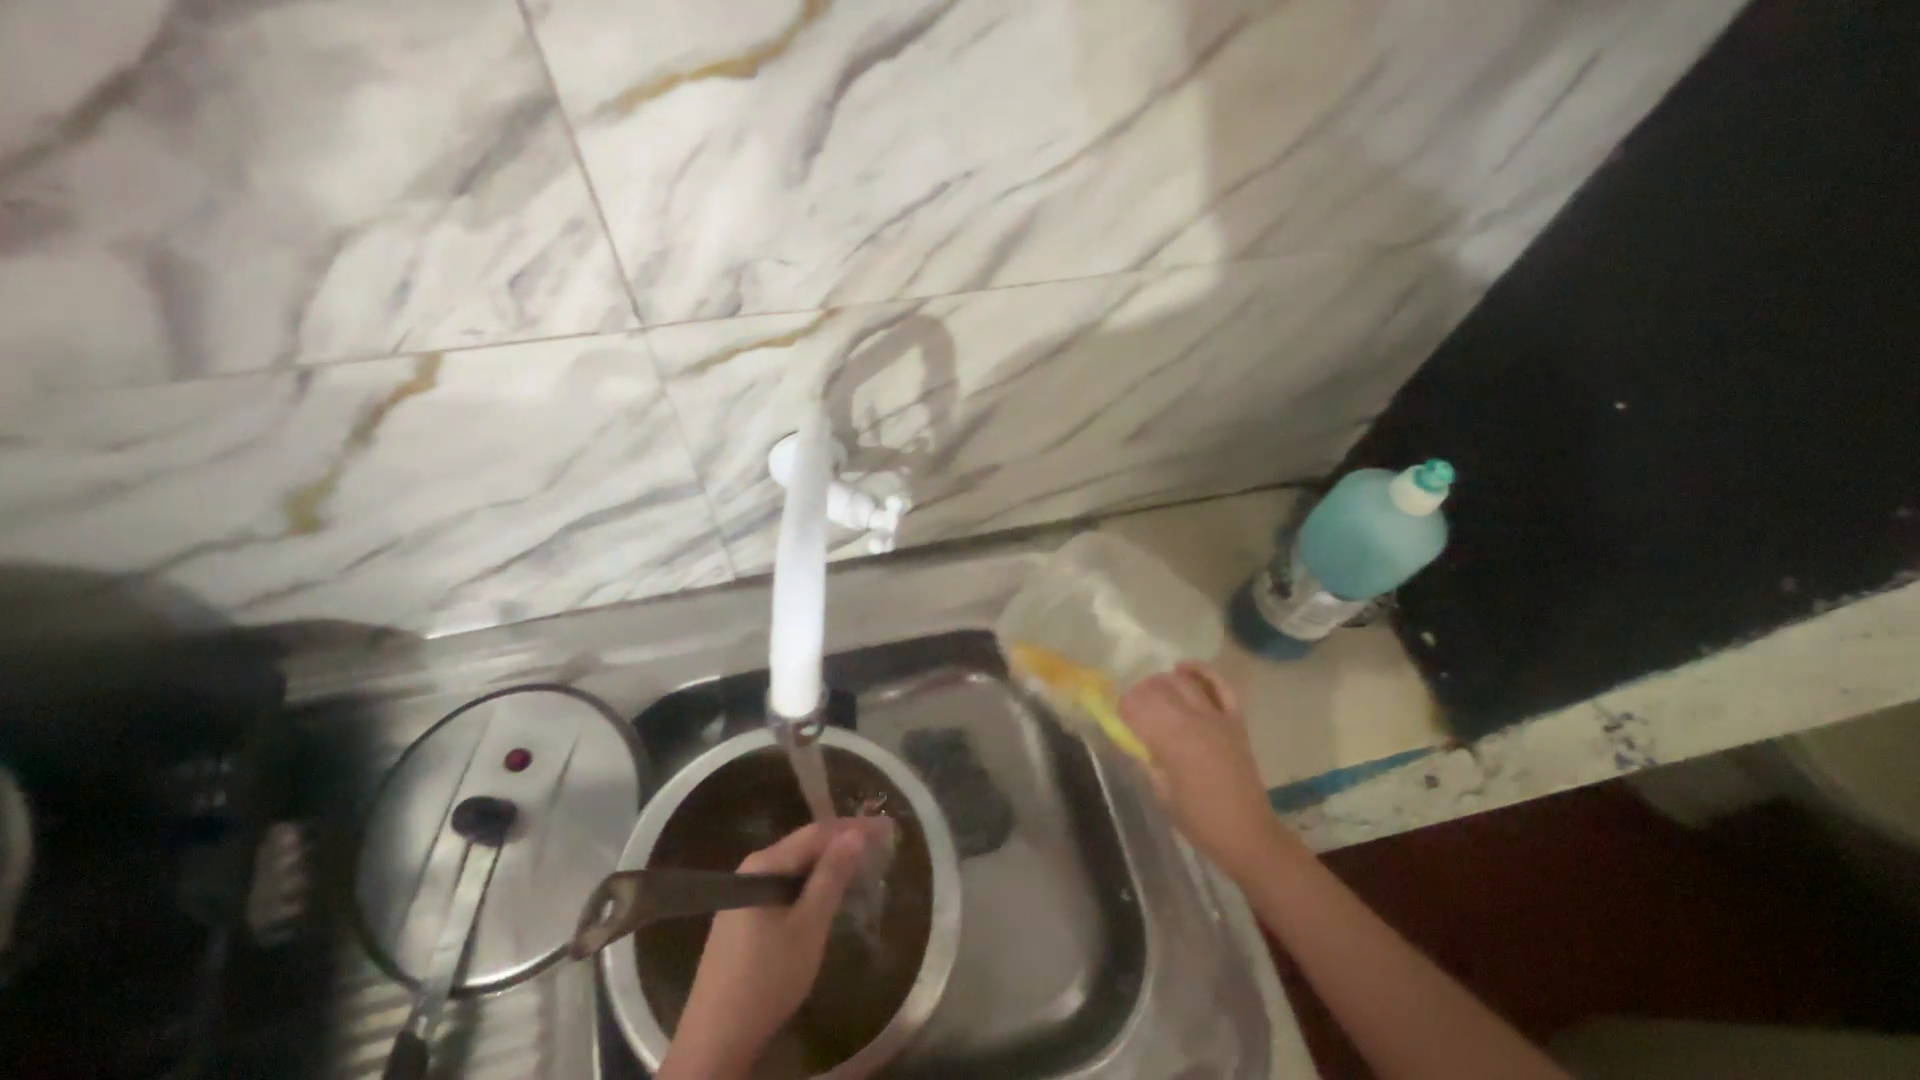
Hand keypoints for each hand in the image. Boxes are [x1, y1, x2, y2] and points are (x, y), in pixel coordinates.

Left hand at [658, 820, 881, 1079]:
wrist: (717, 1035)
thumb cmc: (769, 976)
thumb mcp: (809, 925)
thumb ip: (831, 876)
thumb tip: (854, 833)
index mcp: (764, 864)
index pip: (816, 832)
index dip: (854, 827)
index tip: (888, 827)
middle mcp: (750, 871)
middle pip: (803, 846)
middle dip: (843, 842)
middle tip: (881, 844)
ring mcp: (744, 895)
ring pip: (794, 868)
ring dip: (829, 864)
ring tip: (863, 866)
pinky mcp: (744, 919)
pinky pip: (784, 888)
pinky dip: (812, 885)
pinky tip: (828, 895)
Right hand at [1118, 661, 1290, 880]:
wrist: (1246, 832)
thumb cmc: (1197, 819)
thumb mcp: (1160, 791)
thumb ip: (1144, 757)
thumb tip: (1129, 737)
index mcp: (1172, 739)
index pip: (1138, 705)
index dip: (1123, 708)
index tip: (1118, 719)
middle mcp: (1194, 719)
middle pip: (1158, 689)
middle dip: (1139, 694)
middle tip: (1132, 711)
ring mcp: (1218, 716)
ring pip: (1183, 682)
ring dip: (1162, 682)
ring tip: (1152, 695)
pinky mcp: (1235, 720)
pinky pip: (1219, 685)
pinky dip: (1201, 672)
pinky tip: (1183, 668)